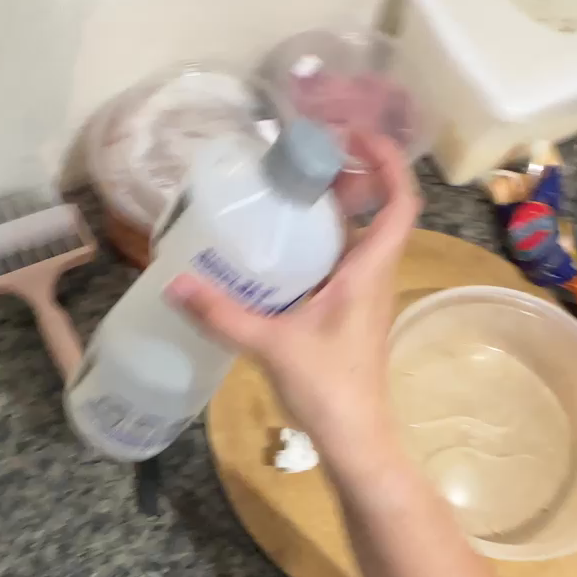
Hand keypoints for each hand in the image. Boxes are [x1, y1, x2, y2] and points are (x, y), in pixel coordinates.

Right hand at [165, 132, 421, 457]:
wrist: (354, 440)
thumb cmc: (328, 388)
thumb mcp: (272, 345)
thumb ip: (223, 314)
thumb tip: (176, 283)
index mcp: (369, 271)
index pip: (400, 201)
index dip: (387, 160)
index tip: (353, 136)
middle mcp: (374, 279)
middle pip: (377, 214)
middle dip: (349, 181)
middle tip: (304, 165)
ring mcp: (364, 302)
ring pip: (359, 243)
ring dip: (335, 216)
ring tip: (289, 199)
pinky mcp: (349, 322)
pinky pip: (342, 270)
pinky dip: (321, 251)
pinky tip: (284, 259)